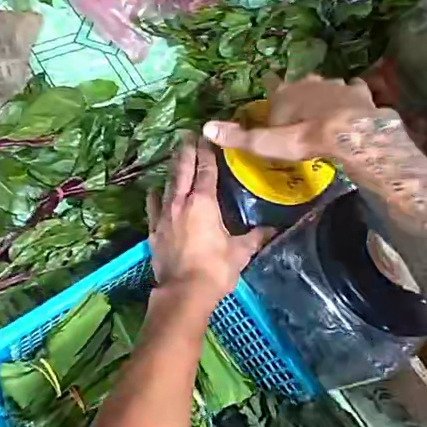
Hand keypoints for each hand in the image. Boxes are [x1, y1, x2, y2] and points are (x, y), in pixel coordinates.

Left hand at [146, 135, 272, 312]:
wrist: (183, 290)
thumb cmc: (215, 269)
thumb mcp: (240, 252)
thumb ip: (255, 237)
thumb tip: (273, 229)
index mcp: (203, 203)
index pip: (206, 171)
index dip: (207, 153)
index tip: (206, 137)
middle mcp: (181, 202)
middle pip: (183, 171)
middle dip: (186, 152)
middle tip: (186, 135)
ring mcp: (163, 215)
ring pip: (167, 185)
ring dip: (172, 169)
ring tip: (174, 156)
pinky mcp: (153, 229)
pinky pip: (153, 207)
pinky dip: (155, 196)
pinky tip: (154, 190)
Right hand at [202, 75, 397, 162]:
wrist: (351, 134)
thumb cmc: (305, 138)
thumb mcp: (266, 143)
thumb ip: (238, 136)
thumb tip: (205, 127)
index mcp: (285, 93)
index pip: (272, 85)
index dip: (271, 90)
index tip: (270, 92)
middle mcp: (309, 82)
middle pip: (300, 84)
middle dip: (299, 92)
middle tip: (298, 107)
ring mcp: (337, 85)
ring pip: (327, 85)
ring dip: (325, 93)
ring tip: (325, 107)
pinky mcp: (360, 93)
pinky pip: (354, 89)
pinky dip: (352, 95)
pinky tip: (354, 103)